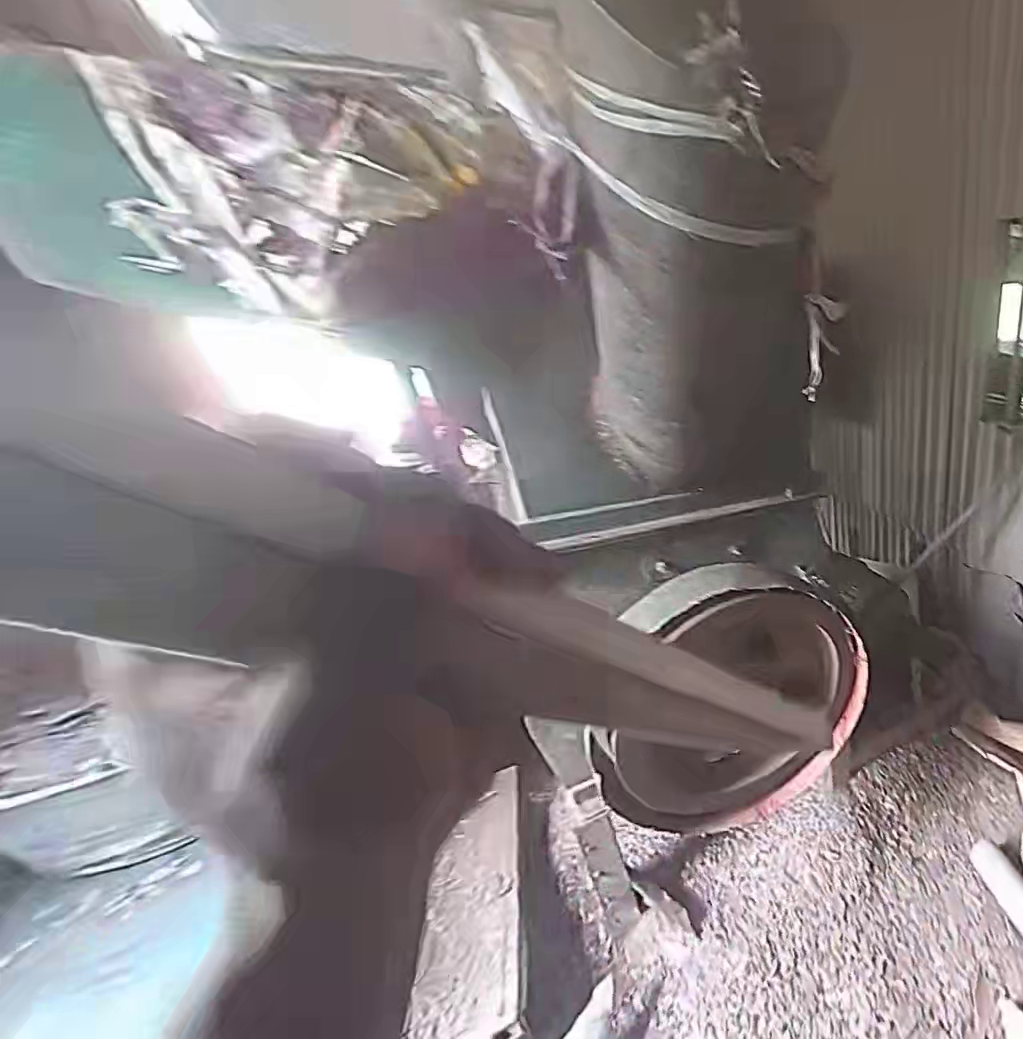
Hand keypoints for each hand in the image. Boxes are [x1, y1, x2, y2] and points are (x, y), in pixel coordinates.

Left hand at [87, 427, 558, 1038]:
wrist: (382, 853)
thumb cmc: (319, 811)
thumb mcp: (316, 733)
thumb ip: (356, 632)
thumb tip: (423, 536)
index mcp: (188, 610)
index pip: (219, 492)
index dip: (291, 465)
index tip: (373, 481)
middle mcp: (270, 580)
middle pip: (341, 494)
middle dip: (419, 507)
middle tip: (484, 548)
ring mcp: (357, 587)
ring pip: (416, 519)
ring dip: (477, 535)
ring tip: (532, 570)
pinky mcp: (422, 601)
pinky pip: (464, 556)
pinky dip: (503, 559)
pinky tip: (538, 575)